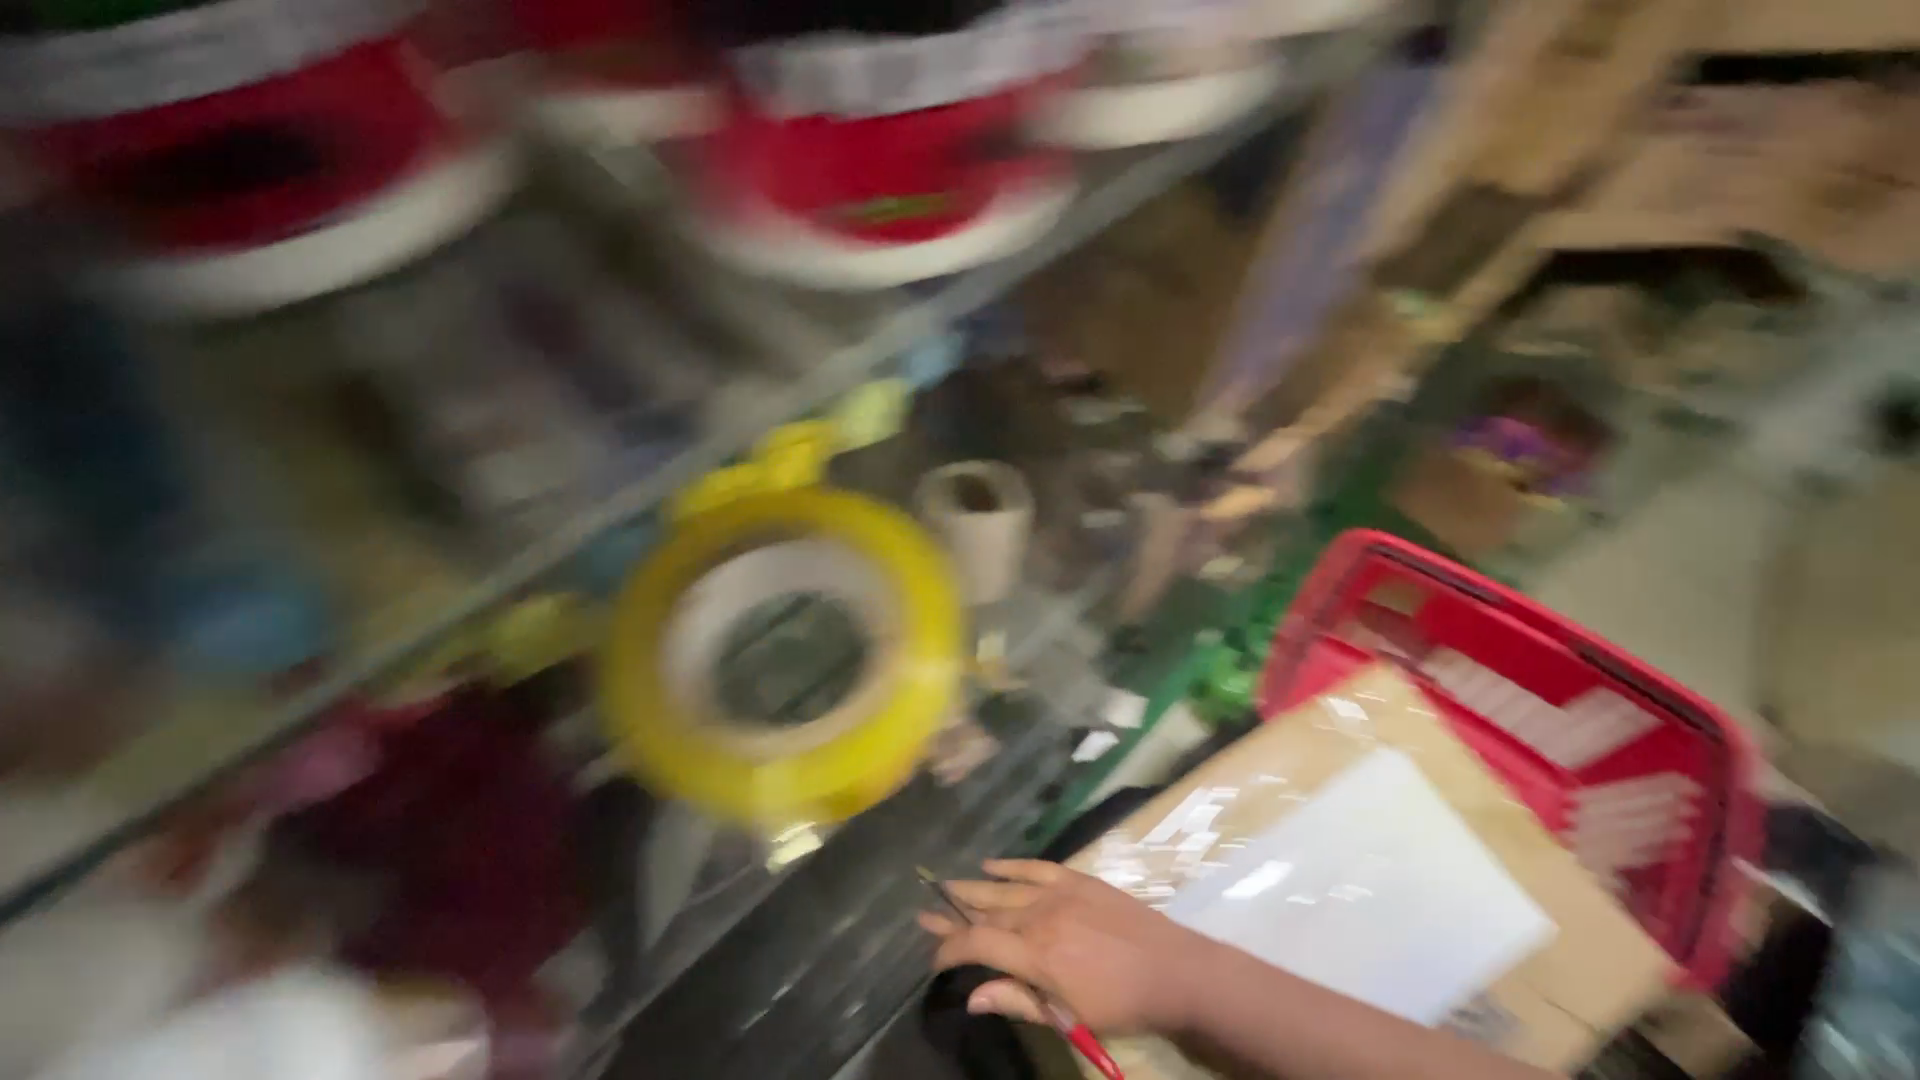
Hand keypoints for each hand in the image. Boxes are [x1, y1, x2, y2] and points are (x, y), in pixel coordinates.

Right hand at [917, 858, 1212, 1034]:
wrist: (1174, 969)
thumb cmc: (1121, 1003)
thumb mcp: (1069, 1016)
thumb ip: (1018, 1001)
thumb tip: (972, 996)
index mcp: (1035, 954)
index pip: (977, 945)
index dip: (949, 950)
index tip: (934, 959)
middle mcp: (1039, 916)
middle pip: (985, 913)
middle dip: (952, 916)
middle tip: (923, 913)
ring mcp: (1058, 892)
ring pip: (1004, 888)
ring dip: (973, 888)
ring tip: (947, 886)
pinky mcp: (1077, 879)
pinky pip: (1035, 867)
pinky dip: (1010, 865)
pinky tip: (991, 864)